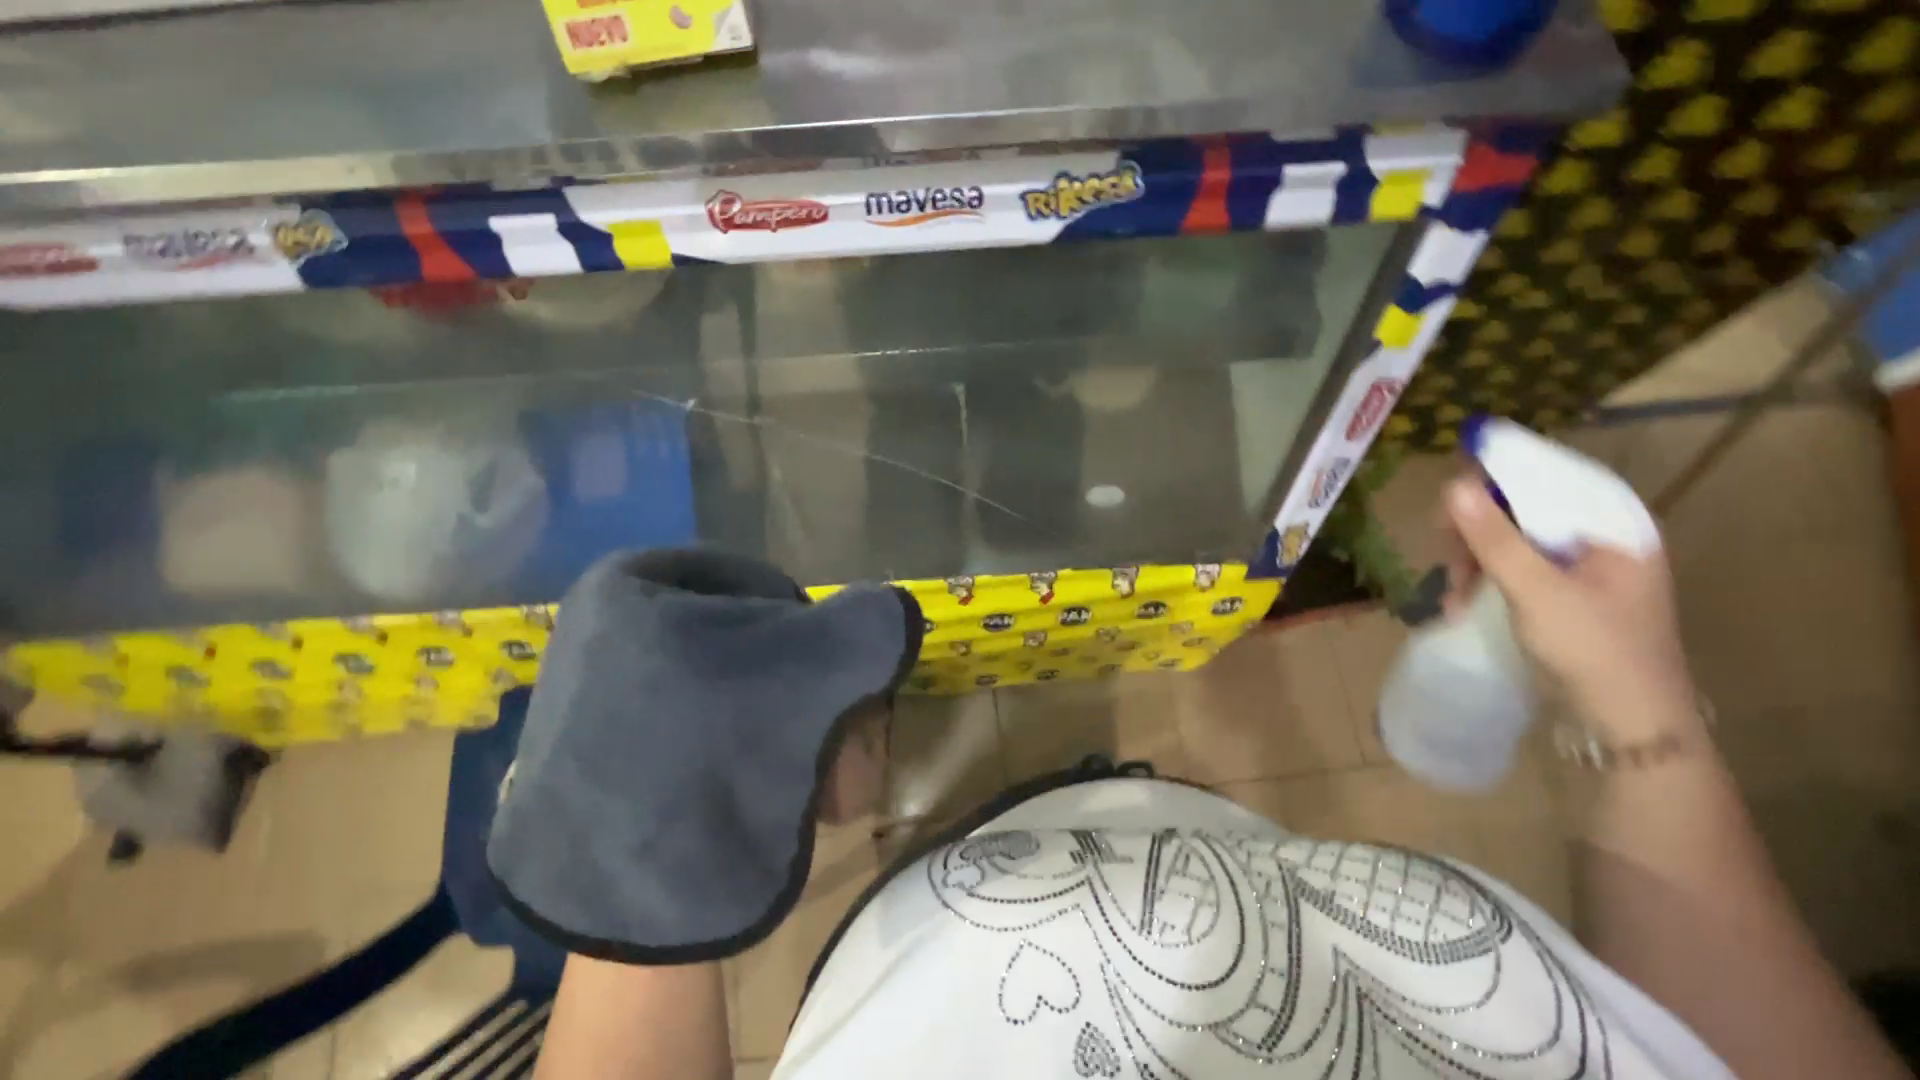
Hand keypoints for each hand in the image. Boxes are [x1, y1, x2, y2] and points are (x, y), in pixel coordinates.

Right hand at [1442, 477, 1698, 740]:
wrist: (1631, 724)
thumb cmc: (1593, 650)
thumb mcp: (1536, 591)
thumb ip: (1495, 538)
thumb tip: (1454, 486)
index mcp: (1614, 526)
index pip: (1549, 477)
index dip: (1497, 478)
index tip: (1451, 494)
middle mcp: (1603, 539)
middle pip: (1525, 509)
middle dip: (1478, 531)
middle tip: (1446, 555)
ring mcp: (1586, 569)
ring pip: (1514, 540)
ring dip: (1474, 561)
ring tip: (1454, 596)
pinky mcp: (1568, 596)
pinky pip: (1517, 569)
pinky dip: (1487, 581)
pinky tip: (1463, 604)